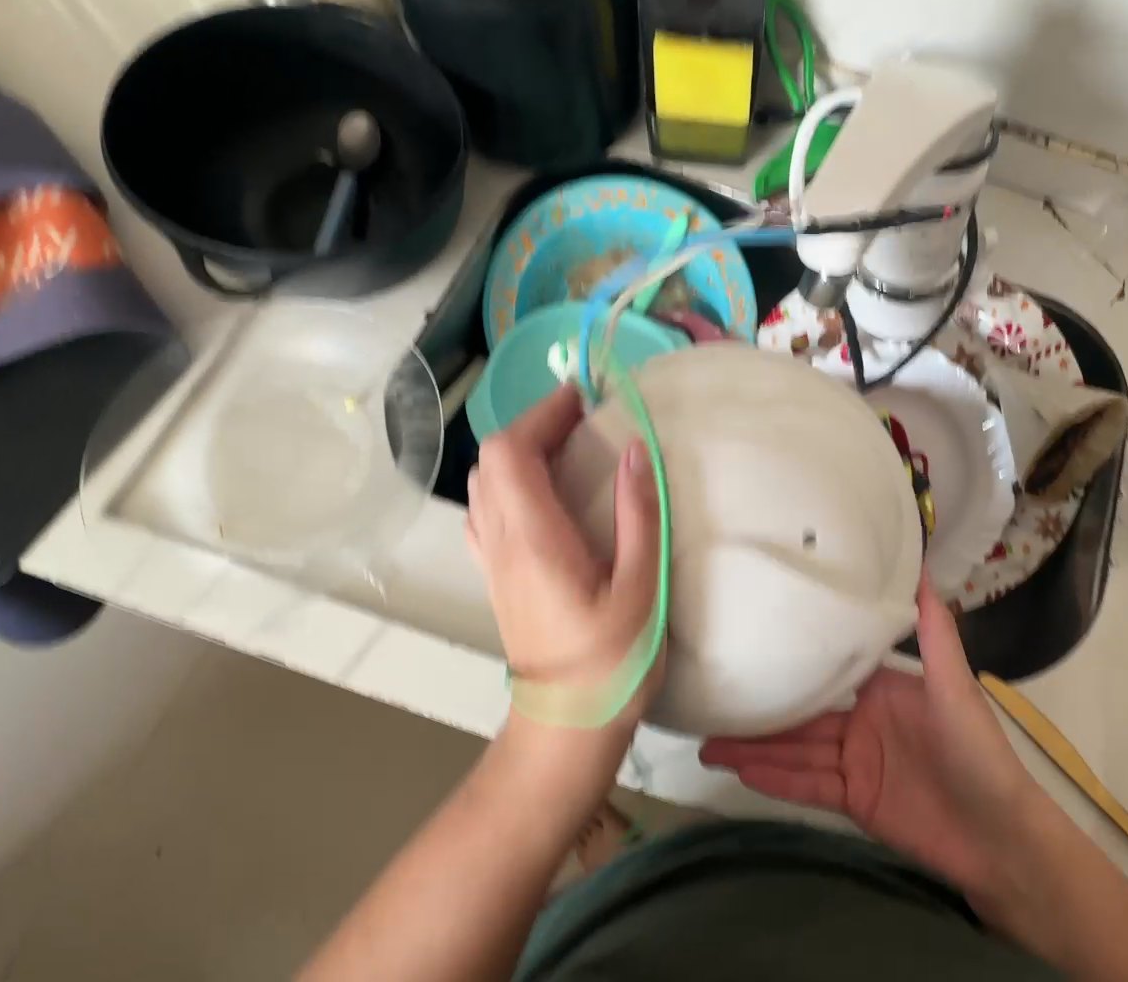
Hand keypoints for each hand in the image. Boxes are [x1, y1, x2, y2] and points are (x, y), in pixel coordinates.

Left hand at [465, 386, 662, 736]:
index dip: (541, 414)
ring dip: (521, 453)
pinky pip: (487, 511)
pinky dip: (511, 484)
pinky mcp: (496, 576)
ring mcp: (492, 561)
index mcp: (536, 540)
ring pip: (485, 483)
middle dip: (533, 426)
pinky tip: (546, 495)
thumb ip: (637, 516)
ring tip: (570, 450)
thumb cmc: (613, 662)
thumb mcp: (642, 589)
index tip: (584, 401)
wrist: (566, 725)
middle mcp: (502, 542)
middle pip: (492, 461)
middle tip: (584, 423)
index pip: (512, 453)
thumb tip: (634, 450)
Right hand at [699, 582, 1035, 901]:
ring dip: (755, 748)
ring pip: (797, 752)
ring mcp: (855, 763)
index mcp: (883, 689)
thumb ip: (934, 632)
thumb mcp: (956, 686)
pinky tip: (741, 770)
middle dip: (761, 712)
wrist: (998, 836)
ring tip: (707, 744)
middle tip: (711, 703)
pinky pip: (808, 787)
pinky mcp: (853, 801)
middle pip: (803, 715)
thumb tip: (920, 567)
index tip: (752, 642)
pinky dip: (776, 780)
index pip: (829, 670)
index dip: (793, 659)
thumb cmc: (978, 751)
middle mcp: (863, 722)